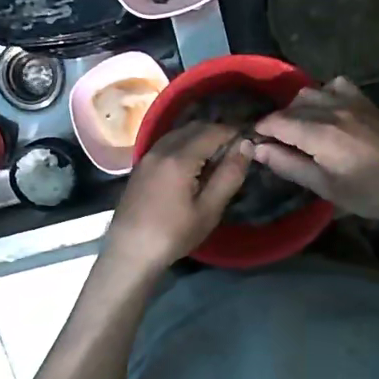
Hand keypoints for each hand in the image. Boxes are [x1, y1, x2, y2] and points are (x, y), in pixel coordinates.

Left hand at [103, 123, 254, 273]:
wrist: (130, 249)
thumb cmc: (173, 233)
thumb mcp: (209, 208)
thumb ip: (228, 174)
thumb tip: (245, 146)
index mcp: (178, 158)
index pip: (211, 131)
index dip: (233, 133)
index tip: (249, 143)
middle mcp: (159, 150)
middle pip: (192, 128)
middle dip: (216, 132)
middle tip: (235, 151)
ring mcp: (146, 157)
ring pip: (176, 134)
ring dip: (198, 138)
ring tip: (216, 159)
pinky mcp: (139, 167)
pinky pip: (165, 145)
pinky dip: (182, 146)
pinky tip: (192, 165)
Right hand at [253, 77, 378, 231]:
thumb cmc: (374, 192)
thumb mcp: (326, 187)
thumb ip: (288, 165)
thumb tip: (257, 150)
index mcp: (319, 134)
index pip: (274, 122)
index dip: (260, 133)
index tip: (256, 147)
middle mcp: (332, 111)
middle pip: (289, 107)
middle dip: (276, 123)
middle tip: (276, 145)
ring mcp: (351, 103)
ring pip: (309, 93)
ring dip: (297, 108)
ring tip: (299, 129)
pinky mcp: (367, 103)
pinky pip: (336, 85)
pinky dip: (324, 94)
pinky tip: (326, 111)